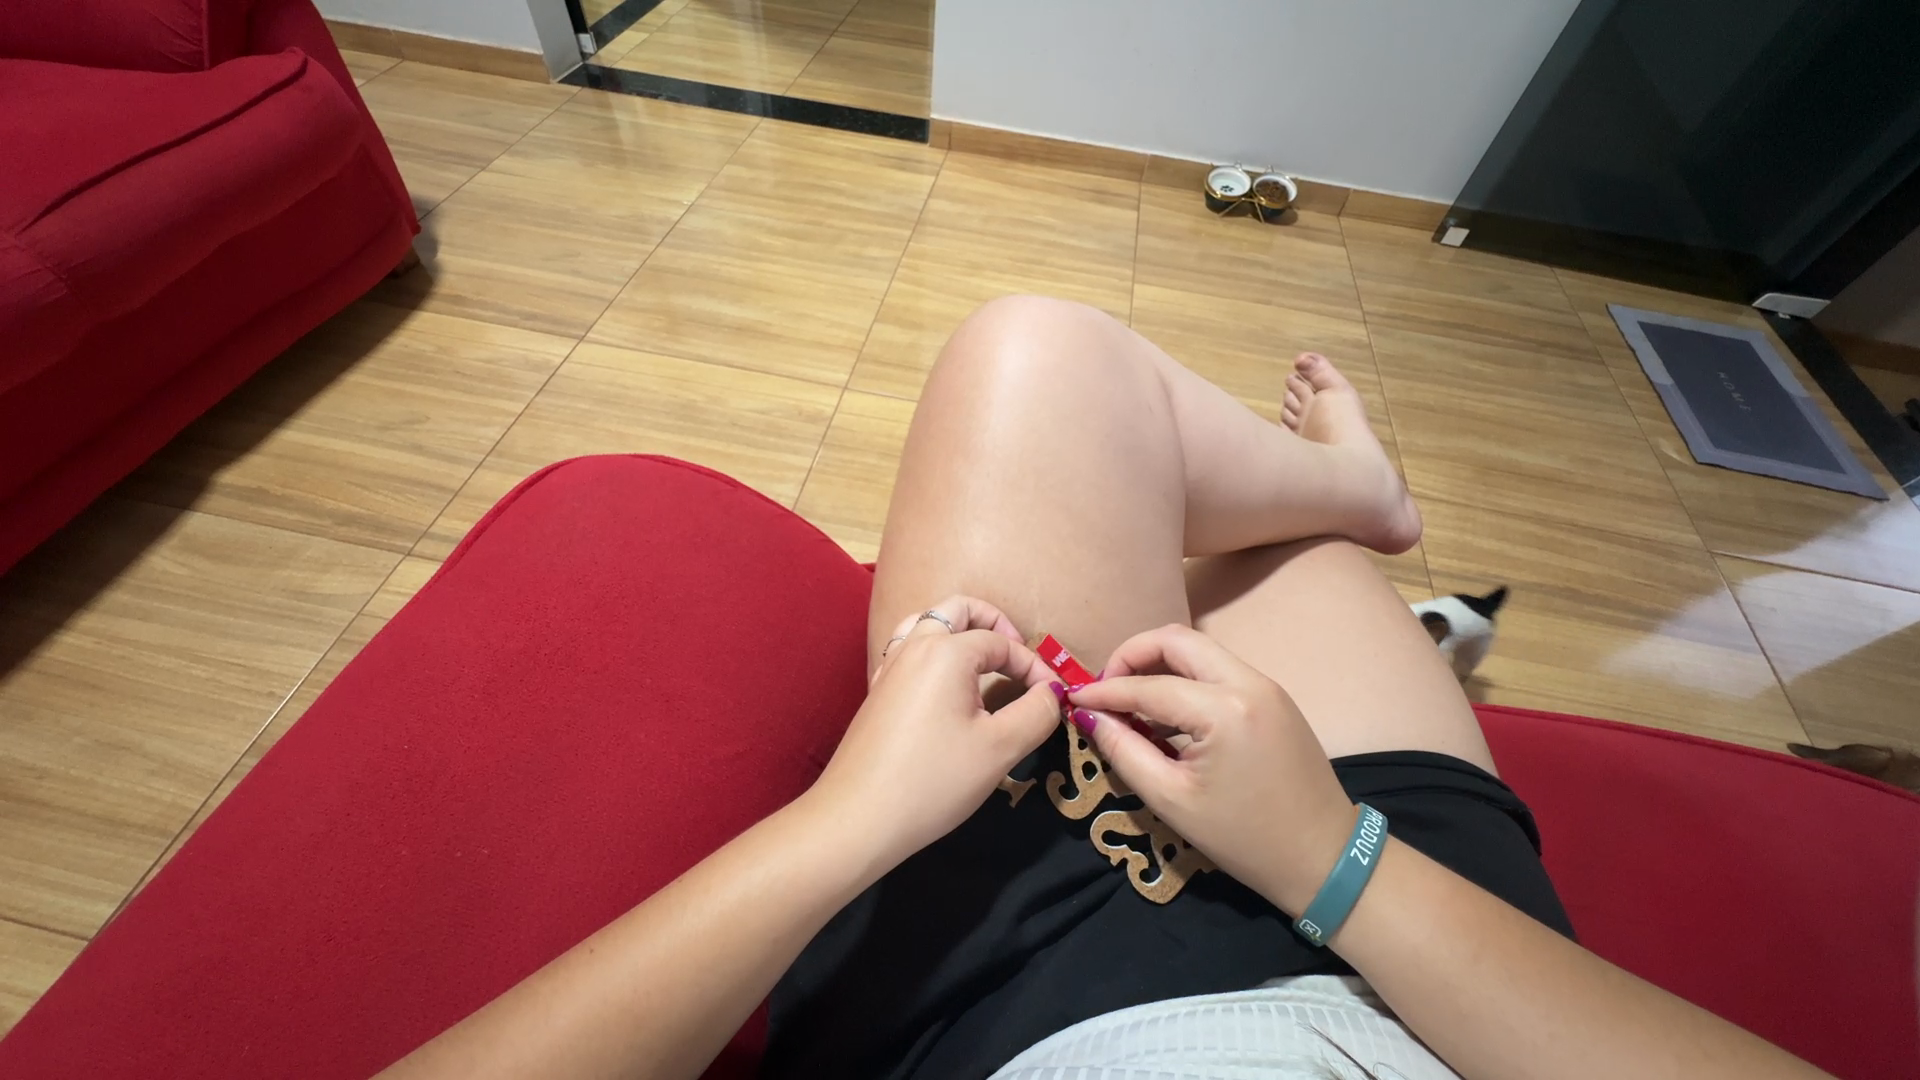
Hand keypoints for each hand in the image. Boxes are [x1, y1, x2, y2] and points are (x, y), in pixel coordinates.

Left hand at [814, 596, 1064, 863]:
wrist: (858, 817)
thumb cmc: (934, 780)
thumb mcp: (1000, 749)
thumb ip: (1036, 713)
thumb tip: (1052, 693)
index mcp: (946, 652)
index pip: (1001, 643)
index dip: (1034, 666)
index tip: (1053, 697)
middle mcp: (914, 646)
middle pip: (957, 610)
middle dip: (994, 623)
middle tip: (1016, 655)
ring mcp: (890, 667)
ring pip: (926, 622)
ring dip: (958, 630)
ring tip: (982, 660)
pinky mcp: (877, 691)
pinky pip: (907, 649)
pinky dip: (932, 651)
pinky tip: (944, 685)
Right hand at [1066, 624, 1356, 914]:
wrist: (1325, 859)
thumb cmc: (1243, 838)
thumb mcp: (1171, 799)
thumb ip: (1124, 749)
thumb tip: (1089, 715)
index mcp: (1223, 710)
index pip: (1148, 685)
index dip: (1104, 690)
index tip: (1073, 697)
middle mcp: (1247, 682)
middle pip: (1175, 639)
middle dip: (1132, 655)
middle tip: (1106, 688)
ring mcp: (1265, 684)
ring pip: (1198, 649)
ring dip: (1159, 664)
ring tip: (1132, 702)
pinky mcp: (1273, 695)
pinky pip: (1217, 668)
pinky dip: (1185, 677)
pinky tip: (1167, 714)